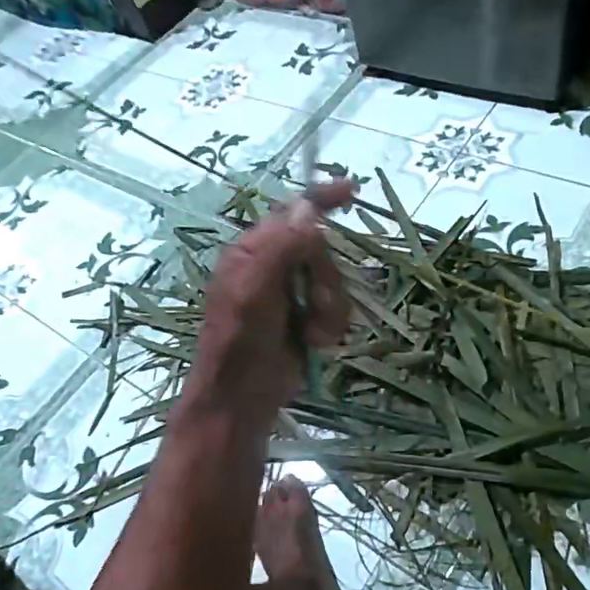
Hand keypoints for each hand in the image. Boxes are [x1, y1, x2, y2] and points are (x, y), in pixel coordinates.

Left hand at [184, 181, 354, 418]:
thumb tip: (308, 210)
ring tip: (311, 333)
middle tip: (312, 305)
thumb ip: (280, 249)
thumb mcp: (252, 292)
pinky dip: (331, 327)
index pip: (292, 213)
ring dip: (329, 309)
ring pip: (335, 282)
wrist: (243, 398)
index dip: (321, 200)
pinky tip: (315, 343)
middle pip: (322, 250)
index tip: (351, 191)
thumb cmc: (238, 344)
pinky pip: (338, 309)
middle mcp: (275, 266)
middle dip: (324, 279)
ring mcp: (293, 294)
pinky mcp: (309, 319)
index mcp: (254, 251)